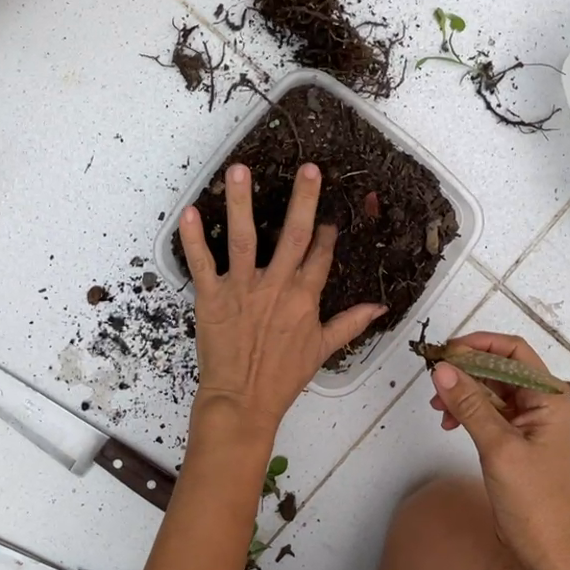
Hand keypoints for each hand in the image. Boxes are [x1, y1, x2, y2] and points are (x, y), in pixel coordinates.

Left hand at [180, 162, 386, 449]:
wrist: (242, 402)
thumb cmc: (282, 378)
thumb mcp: (322, 350)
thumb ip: (350, 323)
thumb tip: (381, 307)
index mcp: (304, 298)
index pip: (319, 255)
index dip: (325, 232)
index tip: (329, 213)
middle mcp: (276, 286)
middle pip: (293, 235)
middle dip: (303, 200)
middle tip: (309, 168)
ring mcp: (242, 289)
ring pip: (244, 239)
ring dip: (241, 203)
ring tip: (239, 170)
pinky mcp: (211, 298)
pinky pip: (202, 263)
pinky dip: (194, 239)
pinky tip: (189, 211)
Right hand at [430, 331, 569, 569]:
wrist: (546, 548)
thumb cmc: (532, 498)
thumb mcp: (498, 447)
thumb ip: (470, 405)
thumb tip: (442, 369)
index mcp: (548, 398)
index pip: (514, 351)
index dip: (481, 343)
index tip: (448, 352)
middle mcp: (540, 402)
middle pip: (498, 366)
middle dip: (465, 368)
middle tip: (435, 379)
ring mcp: (527, 420)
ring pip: (488, 387)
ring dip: (462, 390)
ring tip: (438, 407)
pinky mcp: (513, 437)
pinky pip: (486, 409)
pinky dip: (465, 409)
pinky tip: (448, 422)